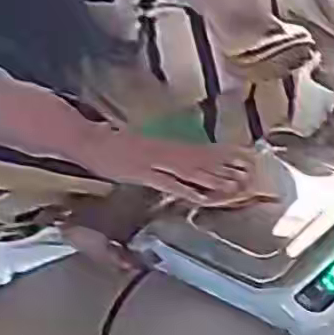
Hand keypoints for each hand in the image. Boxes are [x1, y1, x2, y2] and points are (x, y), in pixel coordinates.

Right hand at [75, 130, 255, 205]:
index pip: (202, 150)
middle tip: (250, 174)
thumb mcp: (148, 147)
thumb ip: (171, 156)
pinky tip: (201, 197)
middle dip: (226, 169)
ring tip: (235, 185)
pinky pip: (167, 183)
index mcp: (167, 145)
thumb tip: (196, 164)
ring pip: (189, 172)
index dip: (225, 156)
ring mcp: (154, 163)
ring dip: (212, 179)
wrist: (83, 138)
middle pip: (202, 162)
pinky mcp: (141, 174)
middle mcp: (165, 152)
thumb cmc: (114, 145)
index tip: (246, 158)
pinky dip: (184, 189)